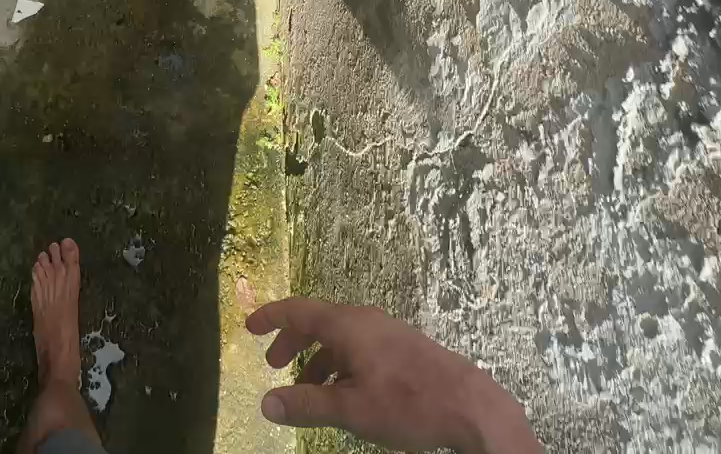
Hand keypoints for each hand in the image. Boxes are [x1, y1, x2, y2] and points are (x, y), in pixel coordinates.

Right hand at [245, 297, 539, 453]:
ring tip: (307, 389)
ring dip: (317, 357)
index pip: (297, 310)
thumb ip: (306, 404)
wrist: (471, 405)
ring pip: (339, 337)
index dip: (270, 317)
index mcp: (346, 325)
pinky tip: (345, 392)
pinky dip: (339, 363)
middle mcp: (363, 319)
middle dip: (291, 341)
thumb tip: (265, 403)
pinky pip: (358, 346)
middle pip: (317, 321)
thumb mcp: (350, 409)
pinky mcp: (402, 346)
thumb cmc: (407, 403)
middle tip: (273, 364)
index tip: (249, 326)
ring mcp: (385, 331)